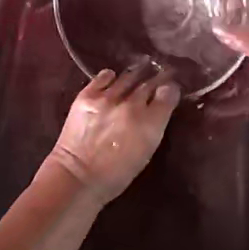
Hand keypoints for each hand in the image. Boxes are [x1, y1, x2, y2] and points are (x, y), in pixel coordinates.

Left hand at [48, 65, 180, 202]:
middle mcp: (131, 105)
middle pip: (150, 82)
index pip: (168, 94)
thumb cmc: (116, 175)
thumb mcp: (146, 152)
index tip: (170, 89)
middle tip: (160, 74)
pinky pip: (103, 77)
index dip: (170, 89)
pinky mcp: (87, 95)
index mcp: (149, 124)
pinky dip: (110, 78)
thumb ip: (154, 126)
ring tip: (139, 72)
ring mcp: (107, 98)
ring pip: (128, 77)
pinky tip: (112, 80)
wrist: (77, 177)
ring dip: (136, 75)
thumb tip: (159, 107)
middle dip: (157, 78)